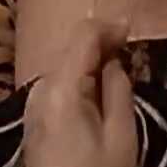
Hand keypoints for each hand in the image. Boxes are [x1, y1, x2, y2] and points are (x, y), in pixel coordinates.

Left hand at [23, 19, 138, 166]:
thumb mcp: (120, 137)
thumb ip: (119, 88)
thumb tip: (114, 61)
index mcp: (60, 87)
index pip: (84, 33)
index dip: (111, 29)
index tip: (132, 38)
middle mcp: (41, 87)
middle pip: (73, 47)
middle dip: (101, 48)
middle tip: (128, 61)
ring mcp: (33, 104)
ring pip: (66, 65)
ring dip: (90, 66)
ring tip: (115, 82)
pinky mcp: (34, 121)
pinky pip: (59, 85)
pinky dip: (79, 82)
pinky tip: (95, 101)